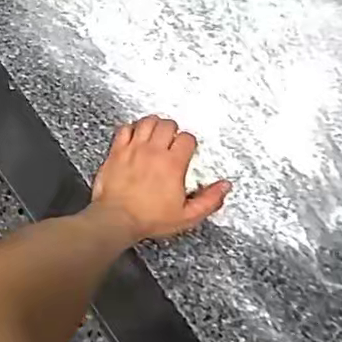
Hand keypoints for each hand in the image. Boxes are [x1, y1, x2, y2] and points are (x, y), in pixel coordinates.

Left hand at [85, 115, 231, 241]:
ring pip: (146, 122)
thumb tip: (224, 186)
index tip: (186, 149)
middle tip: (171, 139)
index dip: (189, 142)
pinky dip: (131, 128)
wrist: (117, 219)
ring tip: (155, 133)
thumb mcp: (187, 216)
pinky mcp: (116, 151)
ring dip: (153, 124)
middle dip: (173, 130)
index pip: (187, 138)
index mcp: (173, 164)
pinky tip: (134, 135)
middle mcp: (153, 152)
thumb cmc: (149, 219)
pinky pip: (124, 129)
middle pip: (167, 125)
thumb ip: (209, 200)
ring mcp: (133, 149)